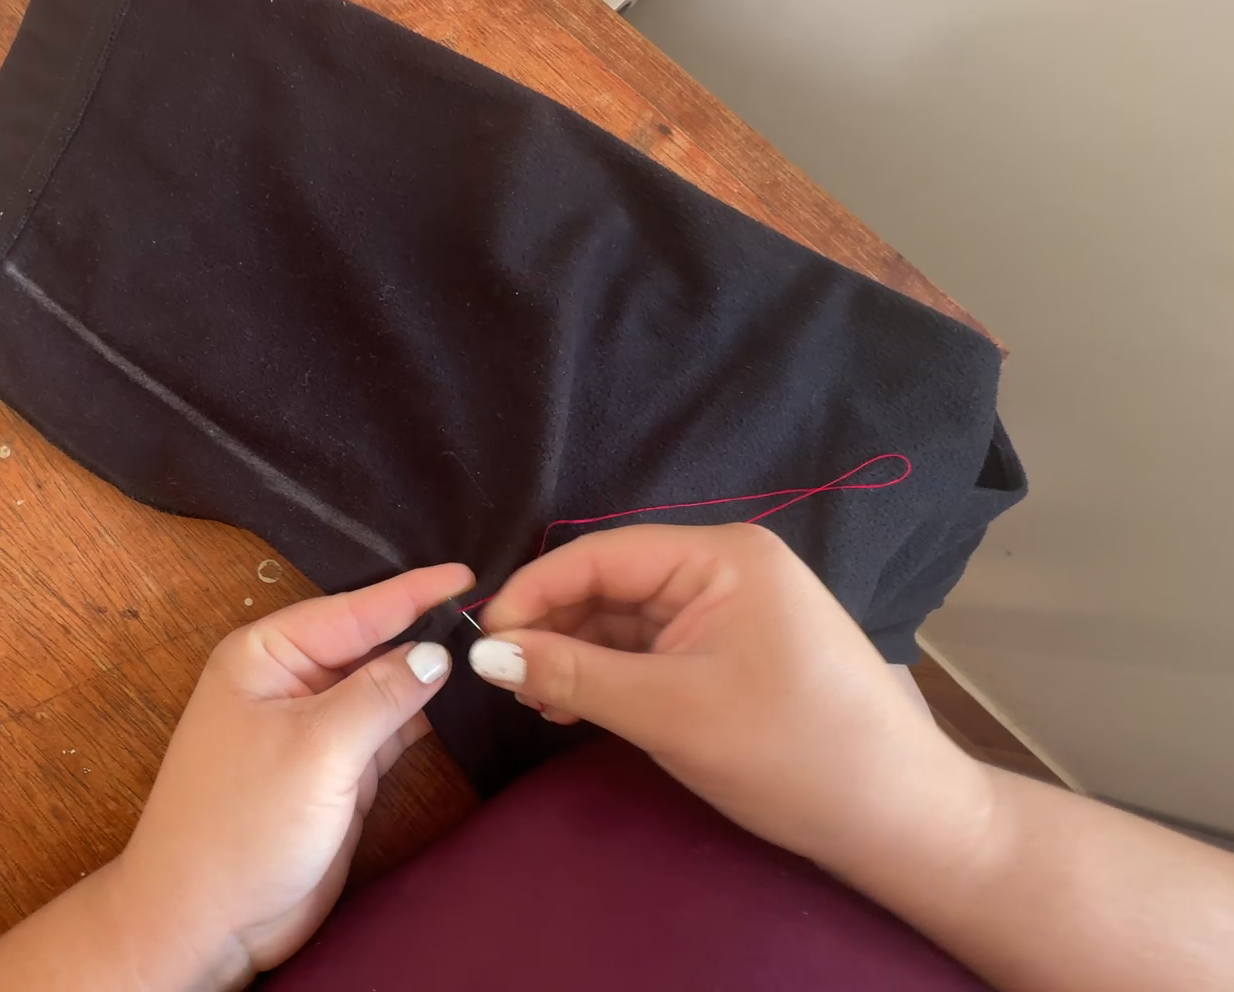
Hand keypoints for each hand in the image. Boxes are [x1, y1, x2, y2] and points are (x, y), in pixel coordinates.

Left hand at [116, 563, 472, 979]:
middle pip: (369, 644)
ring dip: (427, 674)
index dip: (410, 593)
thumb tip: (437, 652)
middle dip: (423, 630)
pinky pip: (387, 727)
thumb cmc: (241, 821)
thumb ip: (379, 695)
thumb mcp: (314, 749)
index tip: (465, 575)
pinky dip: (421, 715)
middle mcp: (292, 679)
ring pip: (382, 685)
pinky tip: (462, 701)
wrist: (208, 921)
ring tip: (488, 649)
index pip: (351, 611)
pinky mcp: (338, 766)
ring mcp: (317, 724)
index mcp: (267, 654)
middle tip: (490, 613)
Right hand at [468, 523, 988, 870]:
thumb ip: (569, 674)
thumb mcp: (669, 713)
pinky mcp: (713, 648)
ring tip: (535, 700)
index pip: (598, 557)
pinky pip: (636, 648)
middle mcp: (715, 569)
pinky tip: (567, 704)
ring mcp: (716, 609)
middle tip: (506, 678)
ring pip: (613, 619)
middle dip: (550, 630)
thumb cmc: (796, 757)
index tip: (485, 639)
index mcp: (719, 557)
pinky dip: (598, 674)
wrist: (908, 834)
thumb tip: (482, 655)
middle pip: (603, 585)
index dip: (533, 592)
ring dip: (569, 656)